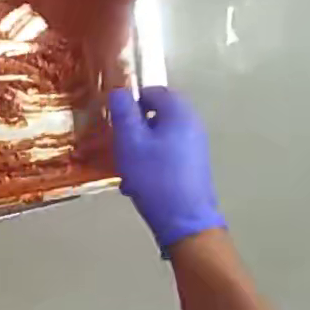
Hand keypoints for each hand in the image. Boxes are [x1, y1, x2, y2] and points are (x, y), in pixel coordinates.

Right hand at [108, 86, 225, 250]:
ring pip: (159, 136)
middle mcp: (192, 123)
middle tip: (118, 145)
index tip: (114, 121)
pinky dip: (150, 162)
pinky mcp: (193, 165)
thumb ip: (123, 113)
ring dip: (139, 147)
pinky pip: (166, 154)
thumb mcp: (130, 142)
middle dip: (134, 128)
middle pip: (156, 115)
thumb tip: (119, 91)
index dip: (130, 102)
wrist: (183, 218)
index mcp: (179, 112)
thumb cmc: (154, 177)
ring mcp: (195, 145)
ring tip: (126, 167)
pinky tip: (138, 182)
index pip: (152, 91)